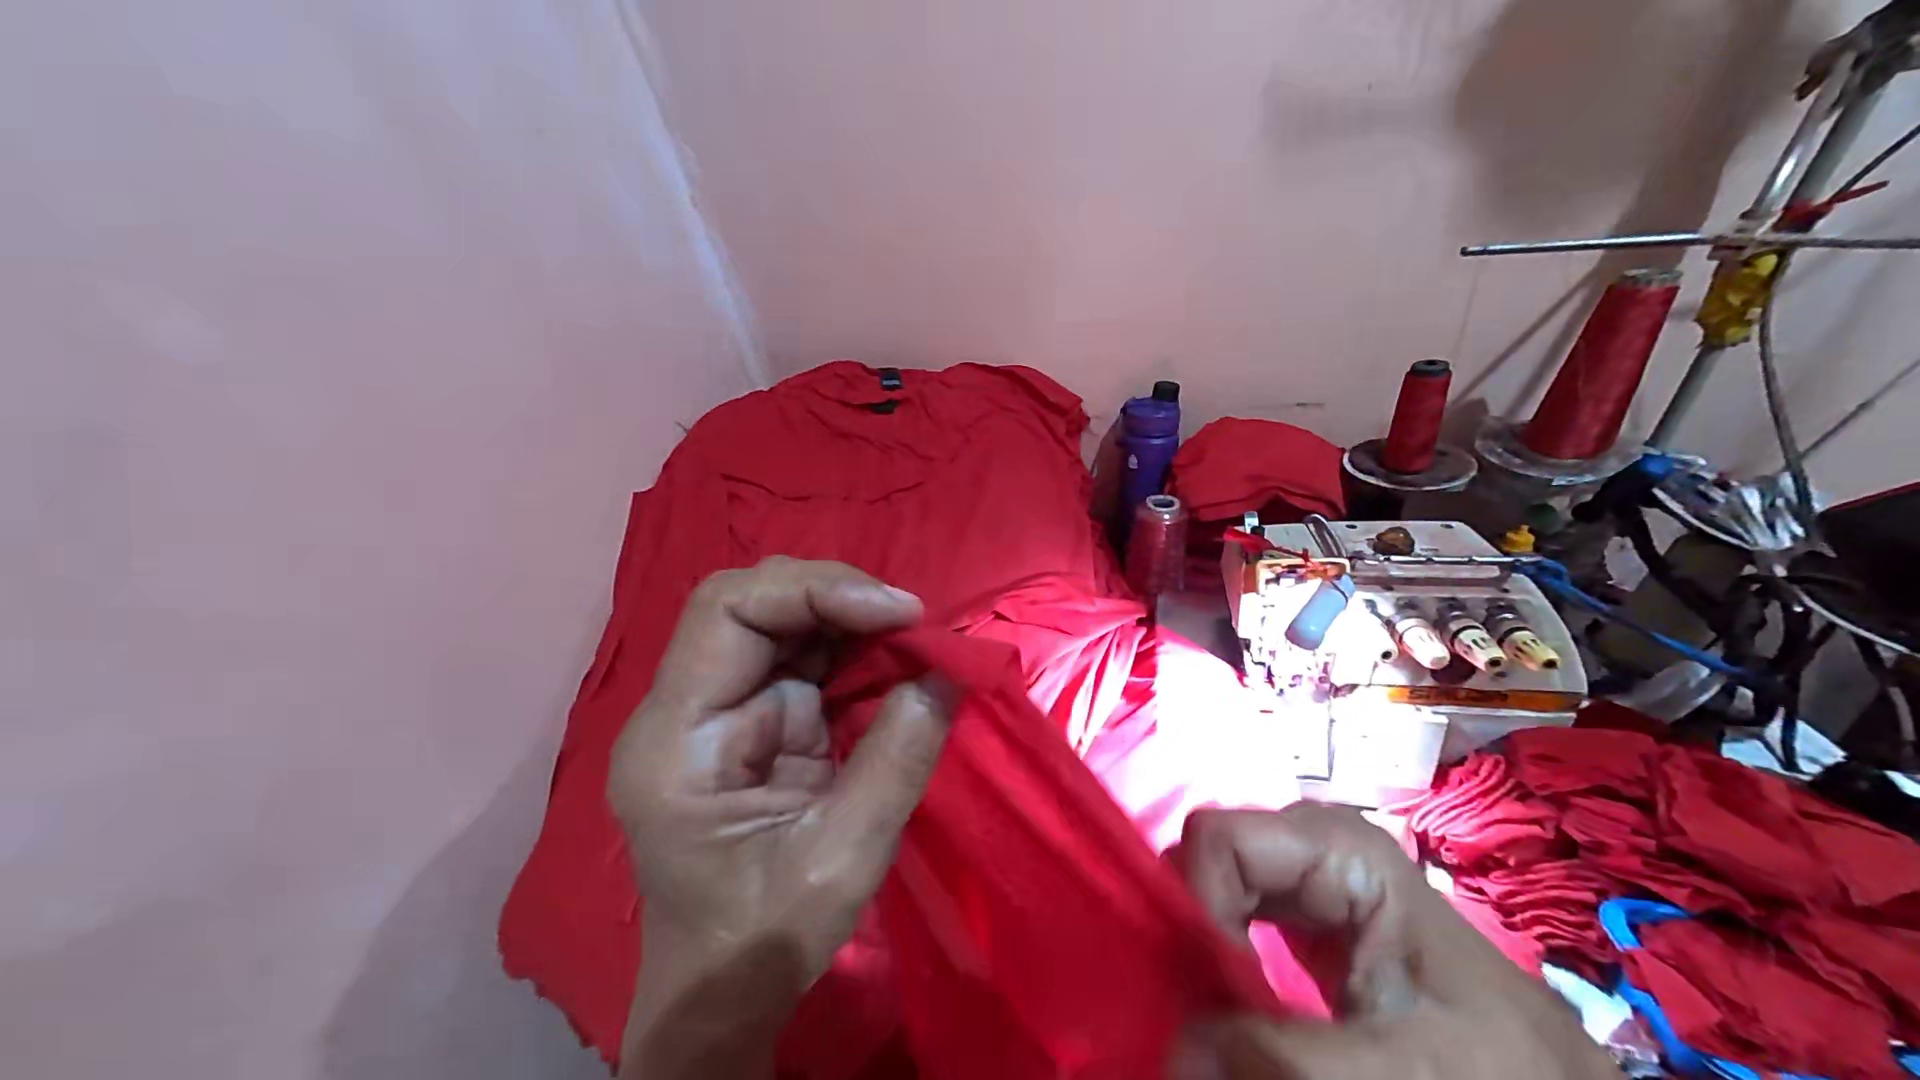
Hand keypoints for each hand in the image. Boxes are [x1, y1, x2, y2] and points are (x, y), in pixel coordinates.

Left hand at [608, 557, 954, 1077]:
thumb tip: (946, 674)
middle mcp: (686, 707)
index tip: (897, 612)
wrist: (723, 994)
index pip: (728, 611)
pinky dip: (852, 648)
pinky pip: (800, 656)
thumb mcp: (842, 857)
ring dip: (849, 619)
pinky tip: (891, 660)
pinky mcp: (751, 718)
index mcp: (677, 737)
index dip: (814, 590)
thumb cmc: (763, 941)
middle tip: (910, 621)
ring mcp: (718, 709)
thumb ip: (897, 758)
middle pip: (752, 602)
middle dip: (835, 596)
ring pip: (779, 619)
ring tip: (911, 638)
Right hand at [1170, 804, 1618, 1079]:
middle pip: (1210, 858)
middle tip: (1202, 997)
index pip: (1220, 840)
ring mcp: (1310, 874)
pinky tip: (1232, 994)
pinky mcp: (1308, 912)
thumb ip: (1282, 1058)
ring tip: (1213, 999)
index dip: (1197, 904)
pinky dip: (1221, 952)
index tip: (1205, 985)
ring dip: (1204, 943)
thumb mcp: (1399, 1070)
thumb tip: (1173, 1051)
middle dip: (1196, 924)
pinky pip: (1235, 910)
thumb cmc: (1493, 1066)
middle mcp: (1313, 843)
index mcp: (1339, 847)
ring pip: (1215, 883)